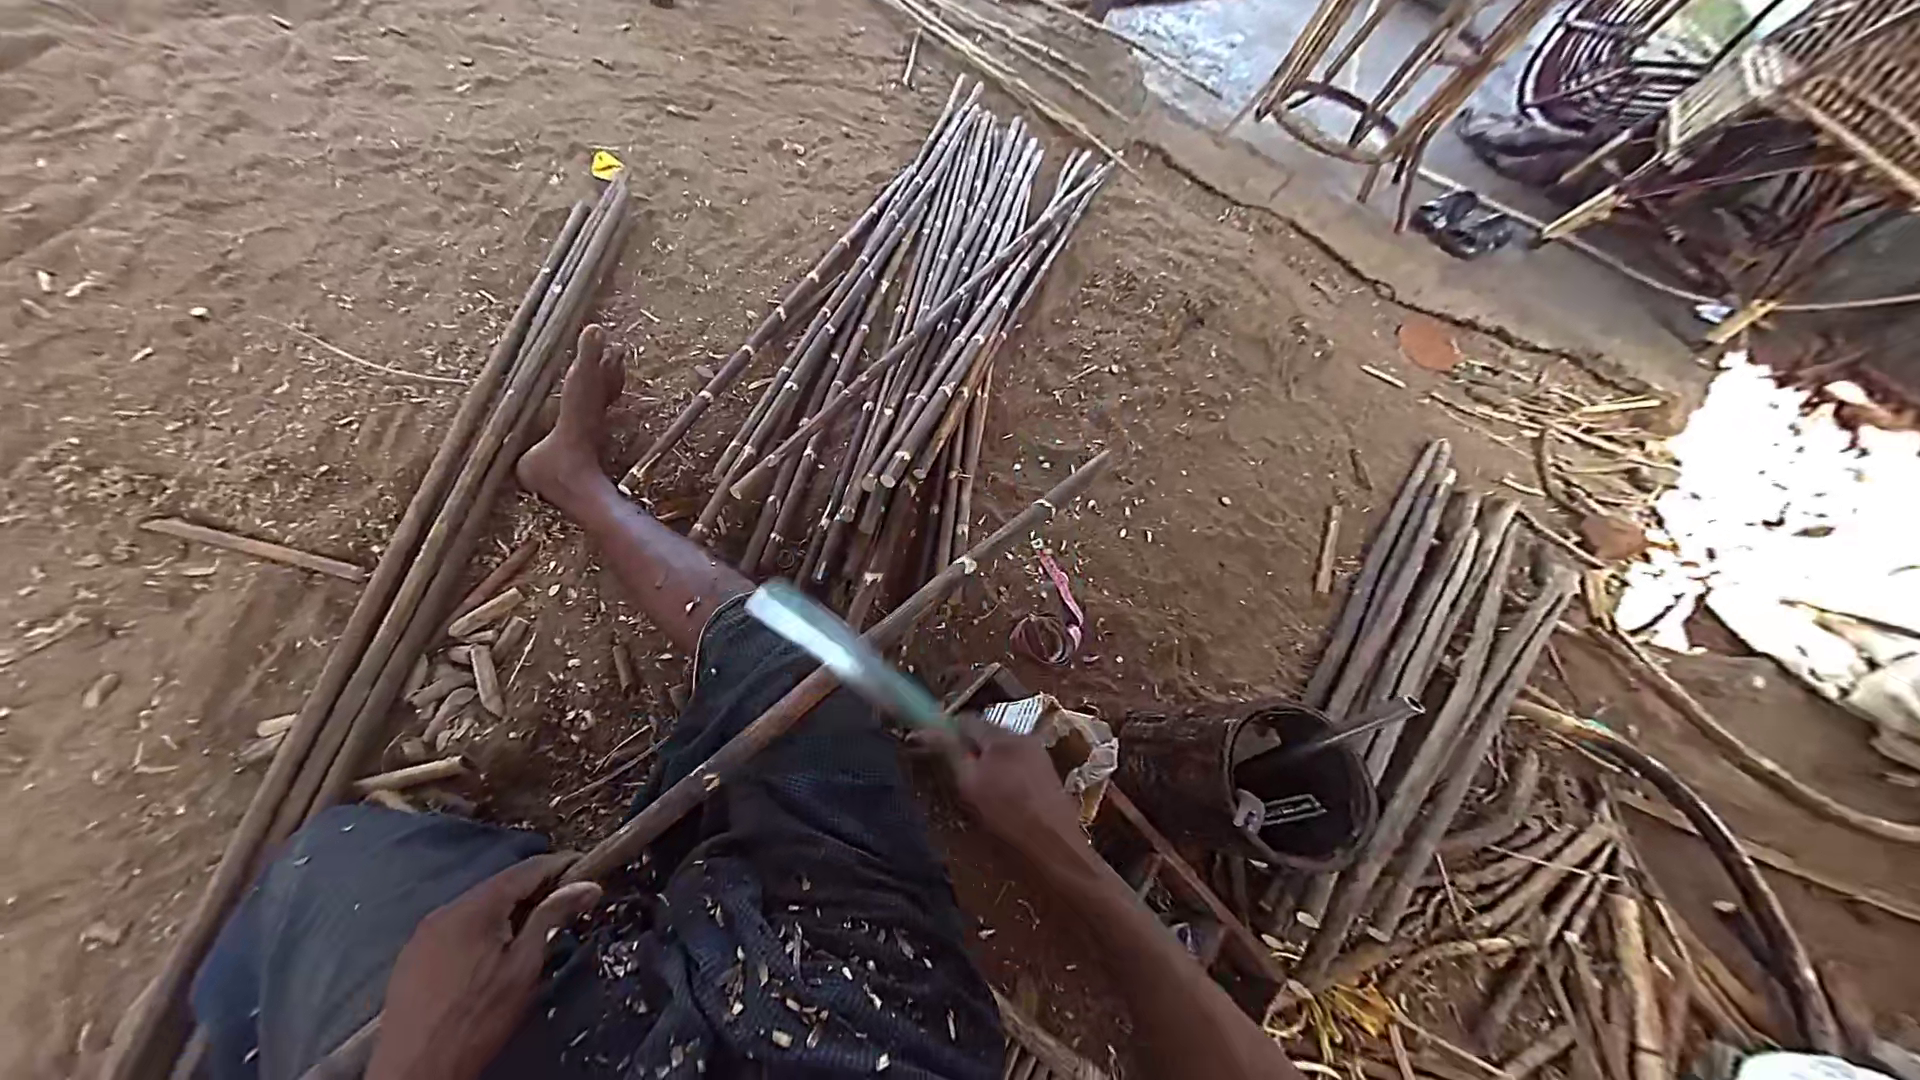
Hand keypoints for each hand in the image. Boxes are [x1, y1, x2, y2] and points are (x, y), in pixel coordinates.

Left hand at [366, 853, 601, 1079]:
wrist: (412, 1077)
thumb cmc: (476, 1019)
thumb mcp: (524, 965)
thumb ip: (554, 916)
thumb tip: (588, 885)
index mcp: (473, 908)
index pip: (528, 868)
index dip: (564, 866)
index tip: (591, 873)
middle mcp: (444, 911)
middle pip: (504, 884)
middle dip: (540, 889)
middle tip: (570, 904)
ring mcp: (424, 935)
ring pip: (483, 905)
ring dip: (514, 908)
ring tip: (540, 926)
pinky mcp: (413, 958)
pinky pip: (461, 926)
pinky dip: (488, 926)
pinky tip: (501, 948)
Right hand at [923, 715, 1093, 870]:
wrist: (1055, 848)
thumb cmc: (1007, 816)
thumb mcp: (969, 784)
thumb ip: (949, 752)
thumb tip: (926, 731)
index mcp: (1002, 735)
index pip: (966, 719)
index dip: (945, 731)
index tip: (932, 748)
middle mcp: (1023, 736)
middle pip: (986, 733)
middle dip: (968, 748)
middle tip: (956, 774)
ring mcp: (1039, 755)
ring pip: (1002, 750)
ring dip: (986, 762)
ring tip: (978, 791)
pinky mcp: (1048, 775)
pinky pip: (1017, 764)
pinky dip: (1004, 774)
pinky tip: (1001, 799)